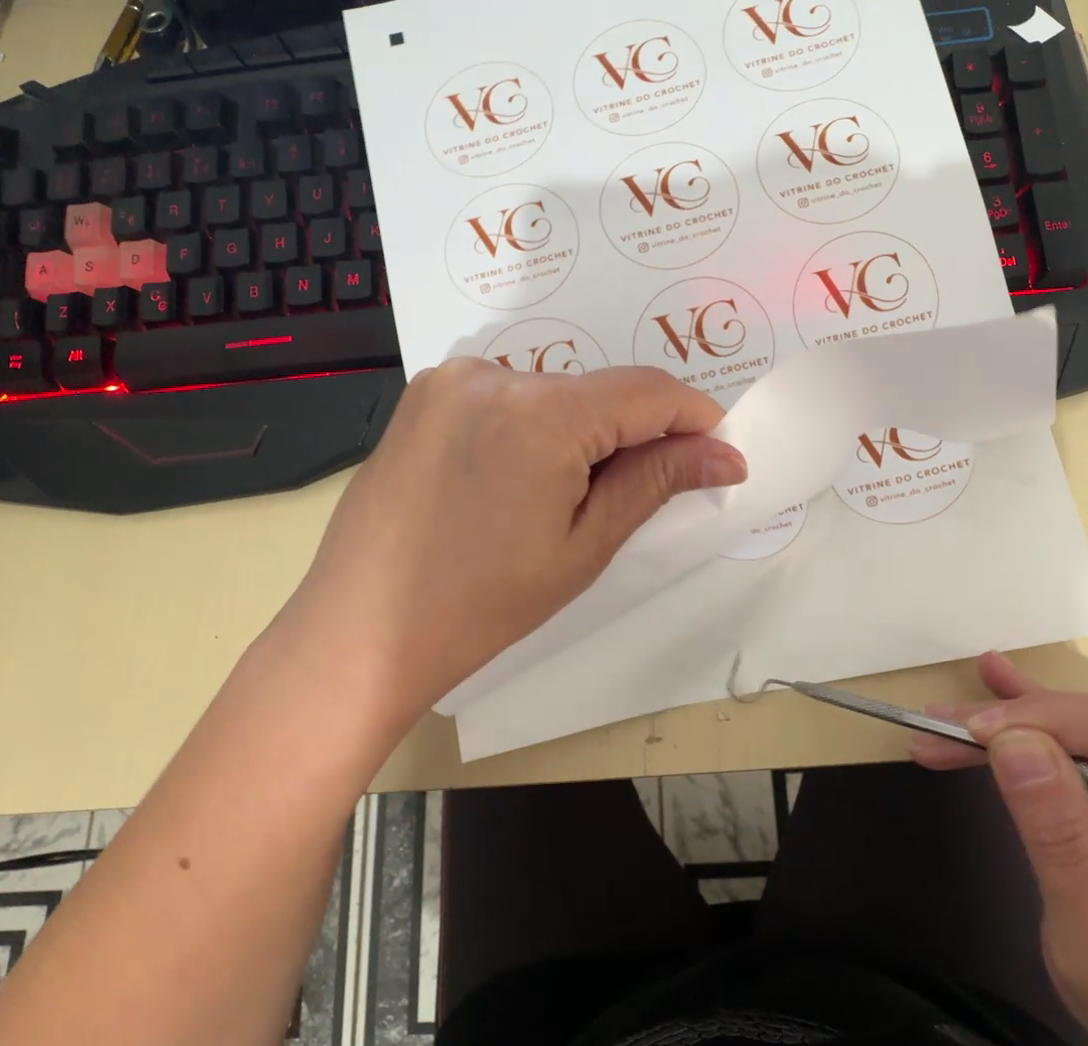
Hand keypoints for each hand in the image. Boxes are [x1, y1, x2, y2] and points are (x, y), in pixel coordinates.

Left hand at [280, 358, 745, 726]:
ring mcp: (448, 381)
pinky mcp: (422, 398)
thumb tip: (724, 454)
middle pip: (597, 390)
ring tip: (562, 503)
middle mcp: (492, 374)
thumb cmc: (480, 604)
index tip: (718, 454)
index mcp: (539, 412)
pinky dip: (533, 429)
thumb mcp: (582, 547)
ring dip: (580, 432)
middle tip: (638, 497)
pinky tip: (518, 485)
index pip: (647, 391)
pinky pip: (505, 397)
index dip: (694, 419)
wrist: (363, 628)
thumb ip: (654, 483)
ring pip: (551, 392)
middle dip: (633, 434)